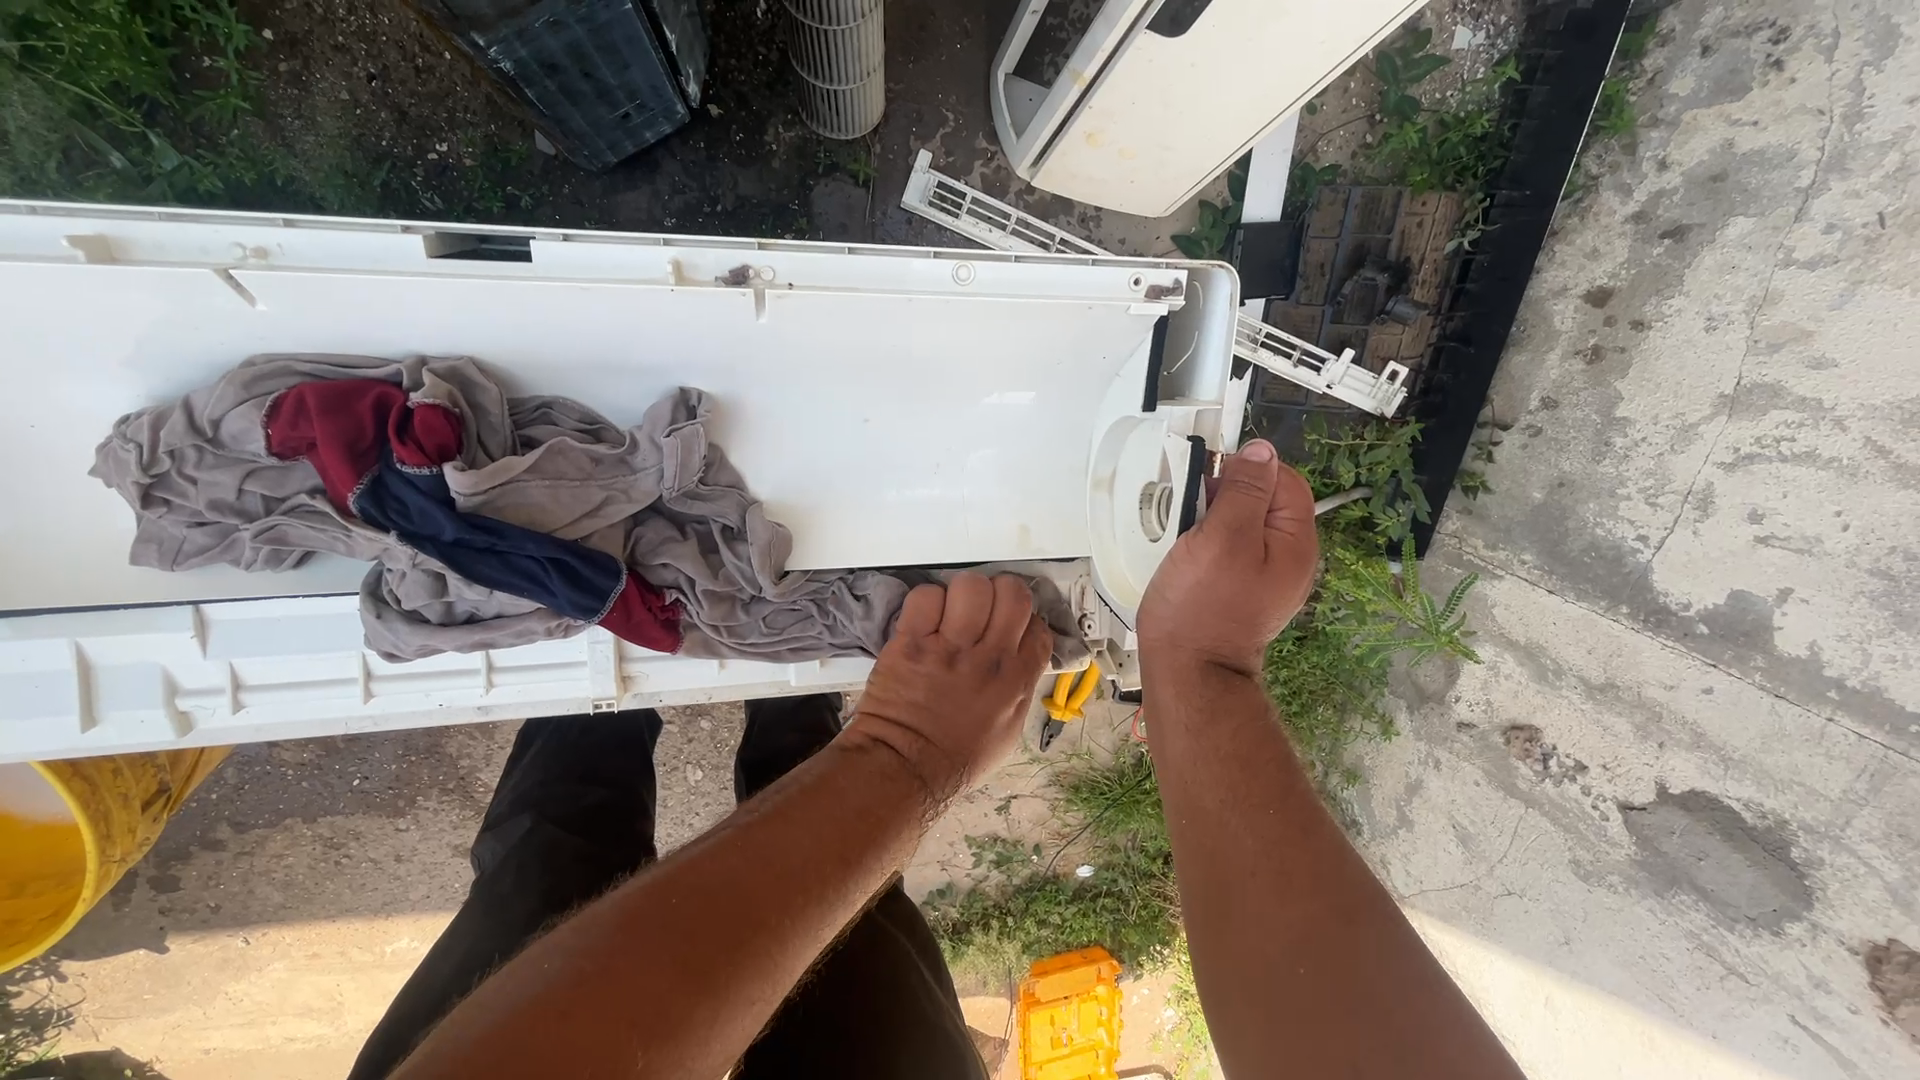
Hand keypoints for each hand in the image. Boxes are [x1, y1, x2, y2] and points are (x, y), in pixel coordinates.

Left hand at [846, 574, 1052, 806]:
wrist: (905, 769)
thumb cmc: (958, 757)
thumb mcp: (1010, 729)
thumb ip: (1021, 685)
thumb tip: (1021, 655)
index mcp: (1016, 679)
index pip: (1038, 623)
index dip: (1024, 619)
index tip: (1010, 626)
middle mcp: (988, 657)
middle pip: (1011, 592)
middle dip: (999, 595)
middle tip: (982, 611)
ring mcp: (948, 647)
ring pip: (970, 586)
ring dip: (962, 595)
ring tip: (952, 614)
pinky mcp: (910, 641)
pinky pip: (926, 596)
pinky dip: (927, 601)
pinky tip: (925, 621)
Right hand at [1137, 439, 1318, 678]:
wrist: (1189, 669)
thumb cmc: (1203, 603)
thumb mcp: (1224, 537)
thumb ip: (1245, 491)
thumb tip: (1260, 451)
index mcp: (1295, 541)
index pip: (1283, 479)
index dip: (1246, 469)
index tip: (1208, 480)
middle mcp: (1285, 557)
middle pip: (1260, 501)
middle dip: (1222, 496)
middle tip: (1189, 510)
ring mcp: (1261, 576)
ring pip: (1237, 525)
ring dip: (1207, 519)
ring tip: (1181, 533)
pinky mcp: (1236, 589)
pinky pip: (1225, 550)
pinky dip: (1202, 544)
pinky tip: (1182, 554)